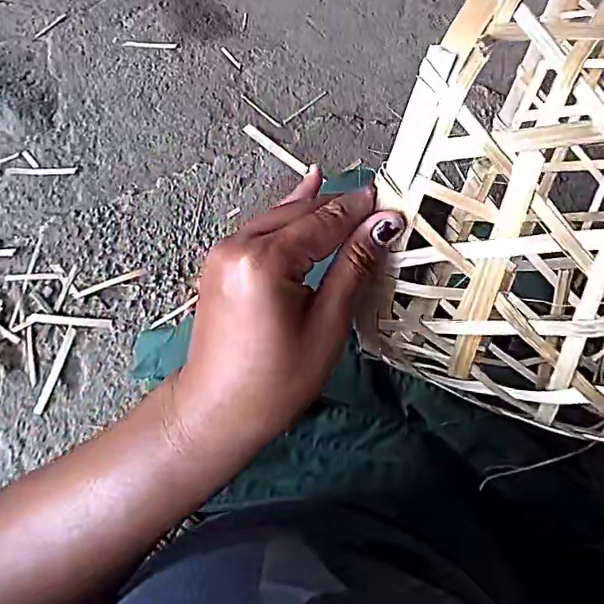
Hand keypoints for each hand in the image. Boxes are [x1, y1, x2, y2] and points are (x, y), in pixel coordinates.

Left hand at [172, 168, 403, 449]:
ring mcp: (225, 249)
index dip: (361, 212)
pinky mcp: (222, 259)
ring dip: (319, 209)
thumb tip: (380, 228)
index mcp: (264, 261)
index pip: (324, 222)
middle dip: (342, 207)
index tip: (391, 204)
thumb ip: (352, 267)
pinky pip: (264, 226)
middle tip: (380, 205)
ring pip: (283, 214)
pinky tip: (308, 189)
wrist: (213, 414)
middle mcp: (239, 245)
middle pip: (302, 212)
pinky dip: (291, 214)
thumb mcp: (325, 327)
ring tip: (356, 200)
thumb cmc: (272, 384)